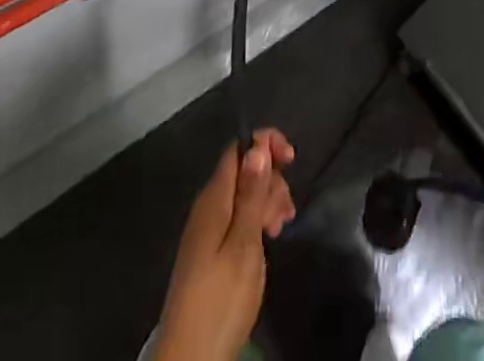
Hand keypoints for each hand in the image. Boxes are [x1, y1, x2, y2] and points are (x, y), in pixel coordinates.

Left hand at [154, 129, 295, 360]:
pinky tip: (271, 235)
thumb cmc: (222, 298)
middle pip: (244, 170)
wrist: (191, 357)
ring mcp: (208, 228)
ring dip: (268, 200)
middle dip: (271, 178)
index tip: (292, 159)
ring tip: (282, 225)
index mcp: (213, 201)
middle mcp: (208, 207)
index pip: (237, 150)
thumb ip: (250, 195)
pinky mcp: (212, 248)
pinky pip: (239, 216)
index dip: (265, 144)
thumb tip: (257, 146)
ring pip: (245, 194)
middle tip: (286, 209)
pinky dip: (258, 218)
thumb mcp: (243, 244)